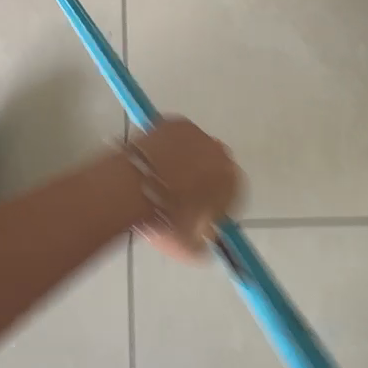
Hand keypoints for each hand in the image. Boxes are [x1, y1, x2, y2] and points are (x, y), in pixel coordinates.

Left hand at [128, 117, 242, 261]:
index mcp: (233, 182)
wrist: (134, 188)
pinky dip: (168, 146)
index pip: (233, 193)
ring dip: (185, 160)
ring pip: (195, 148)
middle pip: (215, 166)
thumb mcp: (192, 247)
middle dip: (202, 179)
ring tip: (163, 178)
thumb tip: (203, 239)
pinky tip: (155, 161)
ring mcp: (196, 133)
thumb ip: (205, 241)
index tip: (202, 212)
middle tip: (180, 196)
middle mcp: (220, 153)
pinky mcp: (172, 120)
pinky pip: (175, 136)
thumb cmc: (166, 220)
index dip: (216, 204)